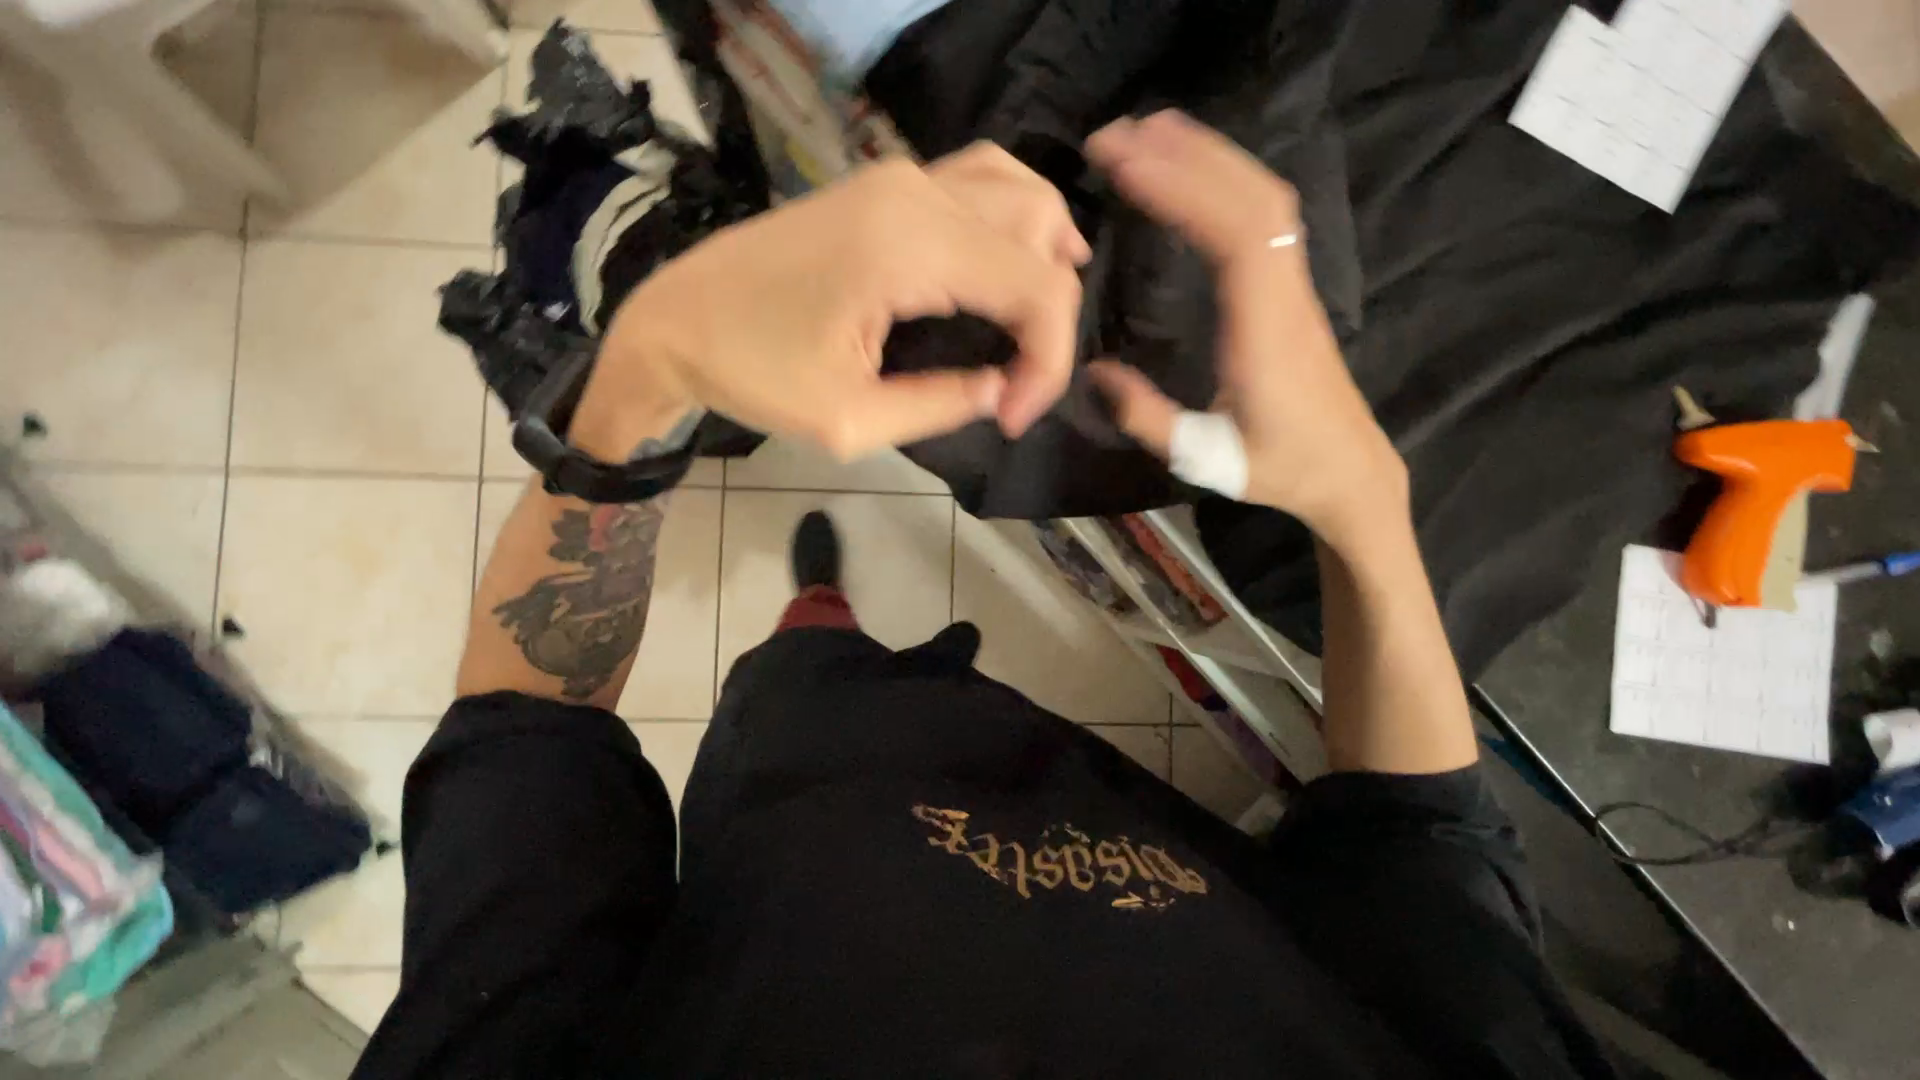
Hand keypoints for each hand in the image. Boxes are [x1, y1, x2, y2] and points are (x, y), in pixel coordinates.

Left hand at [573, 143, 1087, 461]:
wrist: (673, 322)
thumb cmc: (751, 375)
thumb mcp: (848, 421)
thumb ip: (940, 405)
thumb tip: (1000, 388)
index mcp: (908, 247)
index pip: (1035, 288)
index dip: (1047, 362)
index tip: (1011, 416)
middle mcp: (915, 193)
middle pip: (1039, 233)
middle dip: (1049, 318)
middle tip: (1016, 381)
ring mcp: (900, 176)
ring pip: (1020, 193)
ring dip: (1044, 259)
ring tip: (1033, 326)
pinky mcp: (885, 183)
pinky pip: (981, 179)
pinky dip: (1015, 221)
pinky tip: (1014, 260)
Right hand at [1084, 111, 1405, 550]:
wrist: (1350, 471)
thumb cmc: (1279, 468)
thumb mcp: (1203, 457)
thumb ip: (1147, 417)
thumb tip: (1093, 372)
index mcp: (1264, 332)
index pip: (1233, 237)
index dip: (1182, 191)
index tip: (1125, 167)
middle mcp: (1285, 294)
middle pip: (1251, 197)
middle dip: (1186, 155)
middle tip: (1116, 135)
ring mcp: (1295, 286)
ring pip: (1264, 197)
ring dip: (1209, 157)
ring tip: (1147, 132)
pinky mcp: (1293, 288)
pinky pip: (1266, 215)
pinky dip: (1228, 178)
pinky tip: (1192, 170)